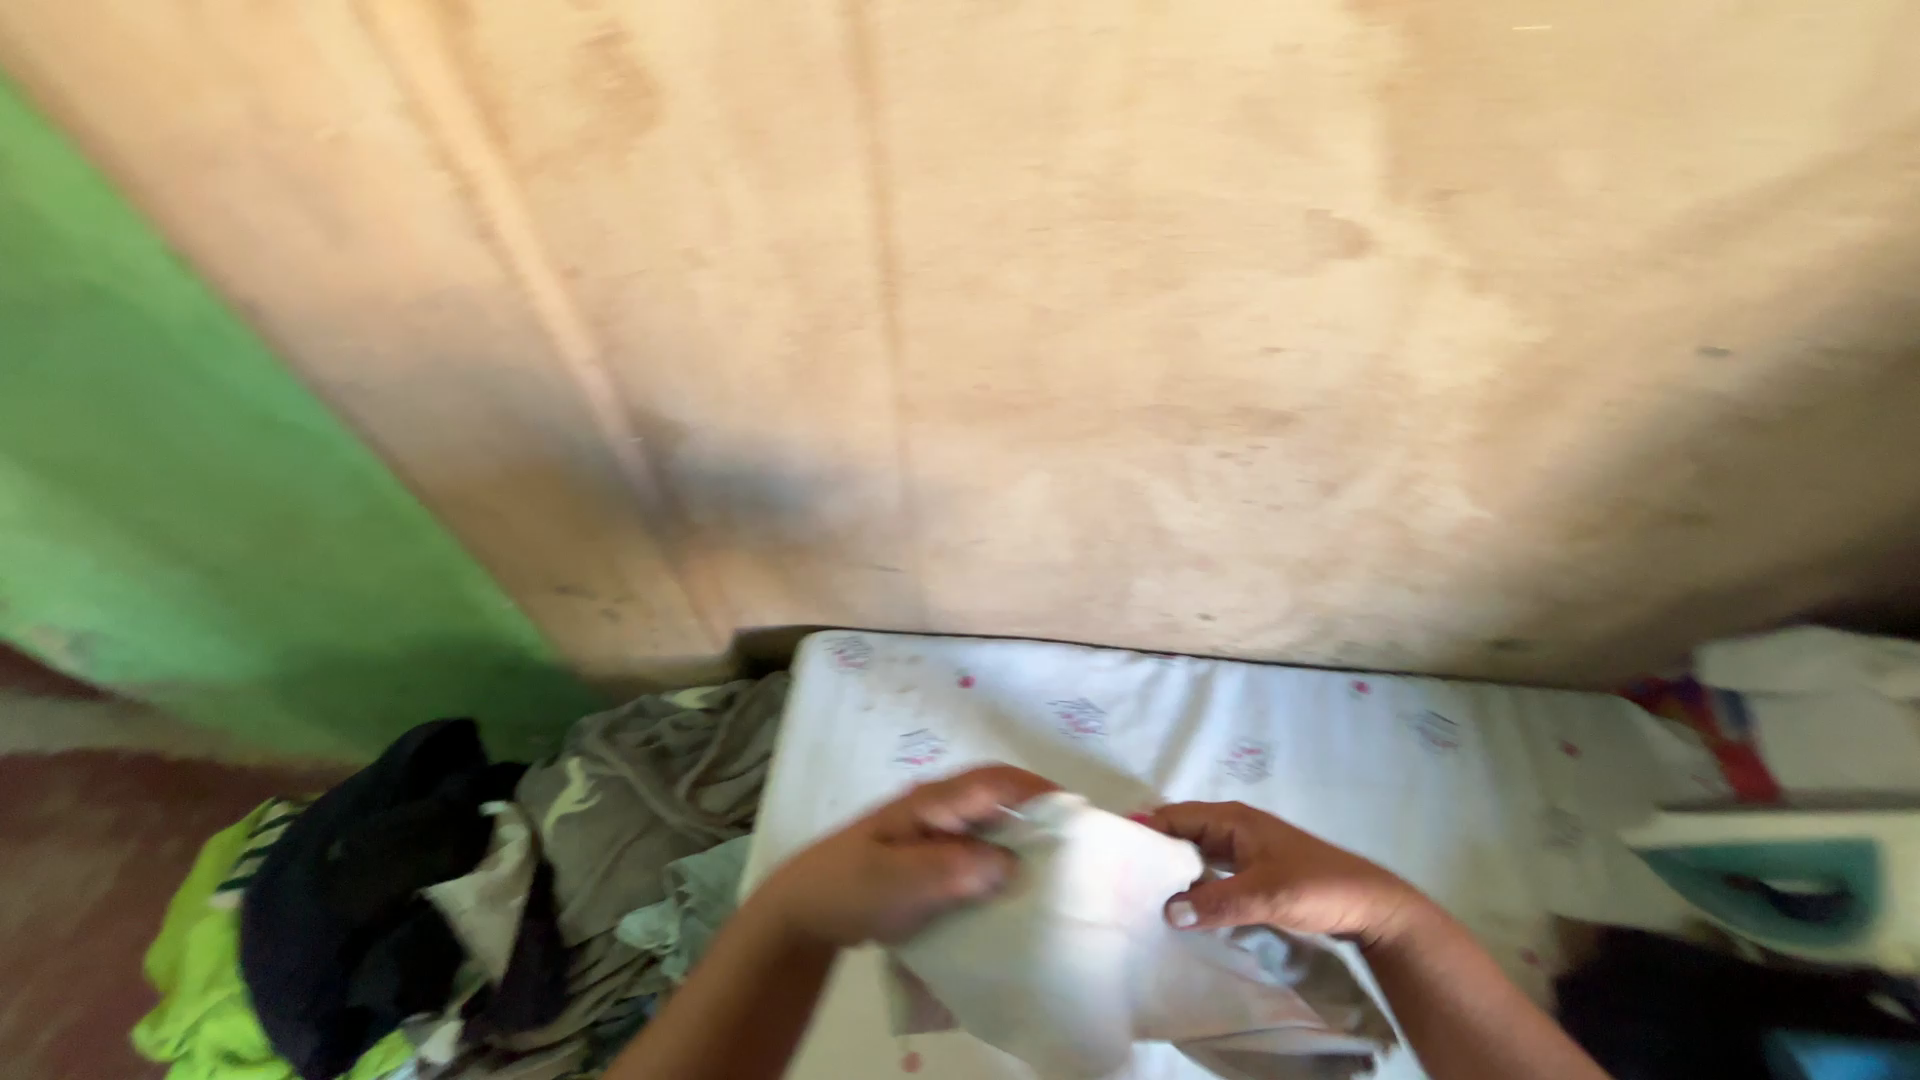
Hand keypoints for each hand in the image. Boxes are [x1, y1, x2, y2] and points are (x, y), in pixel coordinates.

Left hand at [754, 764, 1058, 948]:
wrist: (803, 910)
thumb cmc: (846, 888)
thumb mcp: (895, 882)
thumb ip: (951, 870)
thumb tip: (1011, 863)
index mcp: (931, 801)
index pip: (995, 782)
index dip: (1038, 791)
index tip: (1079, 815)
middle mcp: (937, 806)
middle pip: (999, 798)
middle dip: (1038, 814)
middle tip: (1077, 850)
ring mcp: (933, 829)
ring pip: (989, 823)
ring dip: (1021, 839)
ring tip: (1055, 873)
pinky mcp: (929, 855)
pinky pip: (976, 849)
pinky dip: (1000, 861)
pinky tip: (1012, 894)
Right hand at [1142, 801, 1432, 949]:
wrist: (1372, 905)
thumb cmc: (1317, 887)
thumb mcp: (1264, 896)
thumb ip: (1215, 902)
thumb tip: (1167, 911)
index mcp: (1231, 819)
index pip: (1174, 817)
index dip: (1144, 831)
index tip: (1115, 853)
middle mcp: (1232, 827)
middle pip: (1180, 833)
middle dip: (1153, 852)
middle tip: (1122, 878)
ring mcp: (1242, 848)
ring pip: (1195, 852)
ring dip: (1173, 870)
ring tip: (1142, 893)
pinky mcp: (1251, 870)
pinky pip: (1210, 869)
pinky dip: (1192, 881)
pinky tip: (1181, 904)